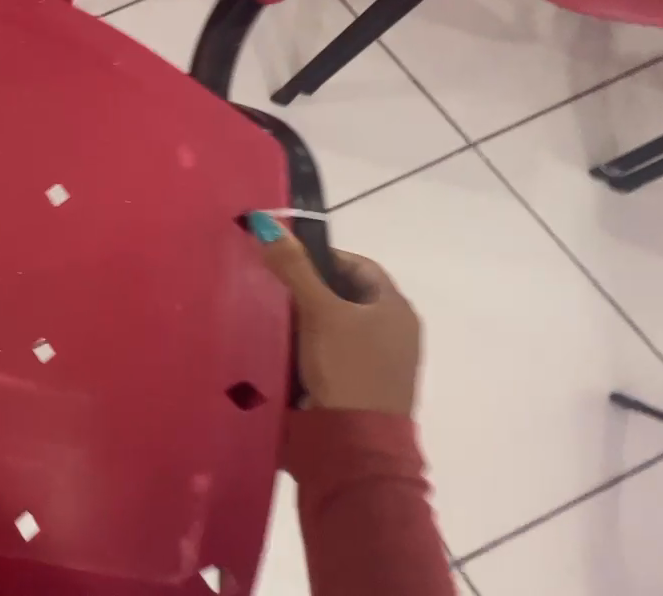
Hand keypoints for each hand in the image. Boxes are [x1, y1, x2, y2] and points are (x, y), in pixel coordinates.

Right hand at [252, 217, 421, 415]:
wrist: (355, 441)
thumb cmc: (347, 366)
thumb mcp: (318, 311)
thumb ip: (293, 267)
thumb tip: (265, 221)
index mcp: (396, 308)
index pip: (358, 264)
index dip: (321, 255)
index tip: (284, 258)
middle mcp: (394, 329)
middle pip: (343, 291)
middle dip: (306, 284)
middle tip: (270, 284)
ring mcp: (378, 358)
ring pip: (334, 319)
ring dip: (303, 313)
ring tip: (269, 312)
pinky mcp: (358, 380)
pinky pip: (329, 345)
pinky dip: (306, 339)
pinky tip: (282, 343)